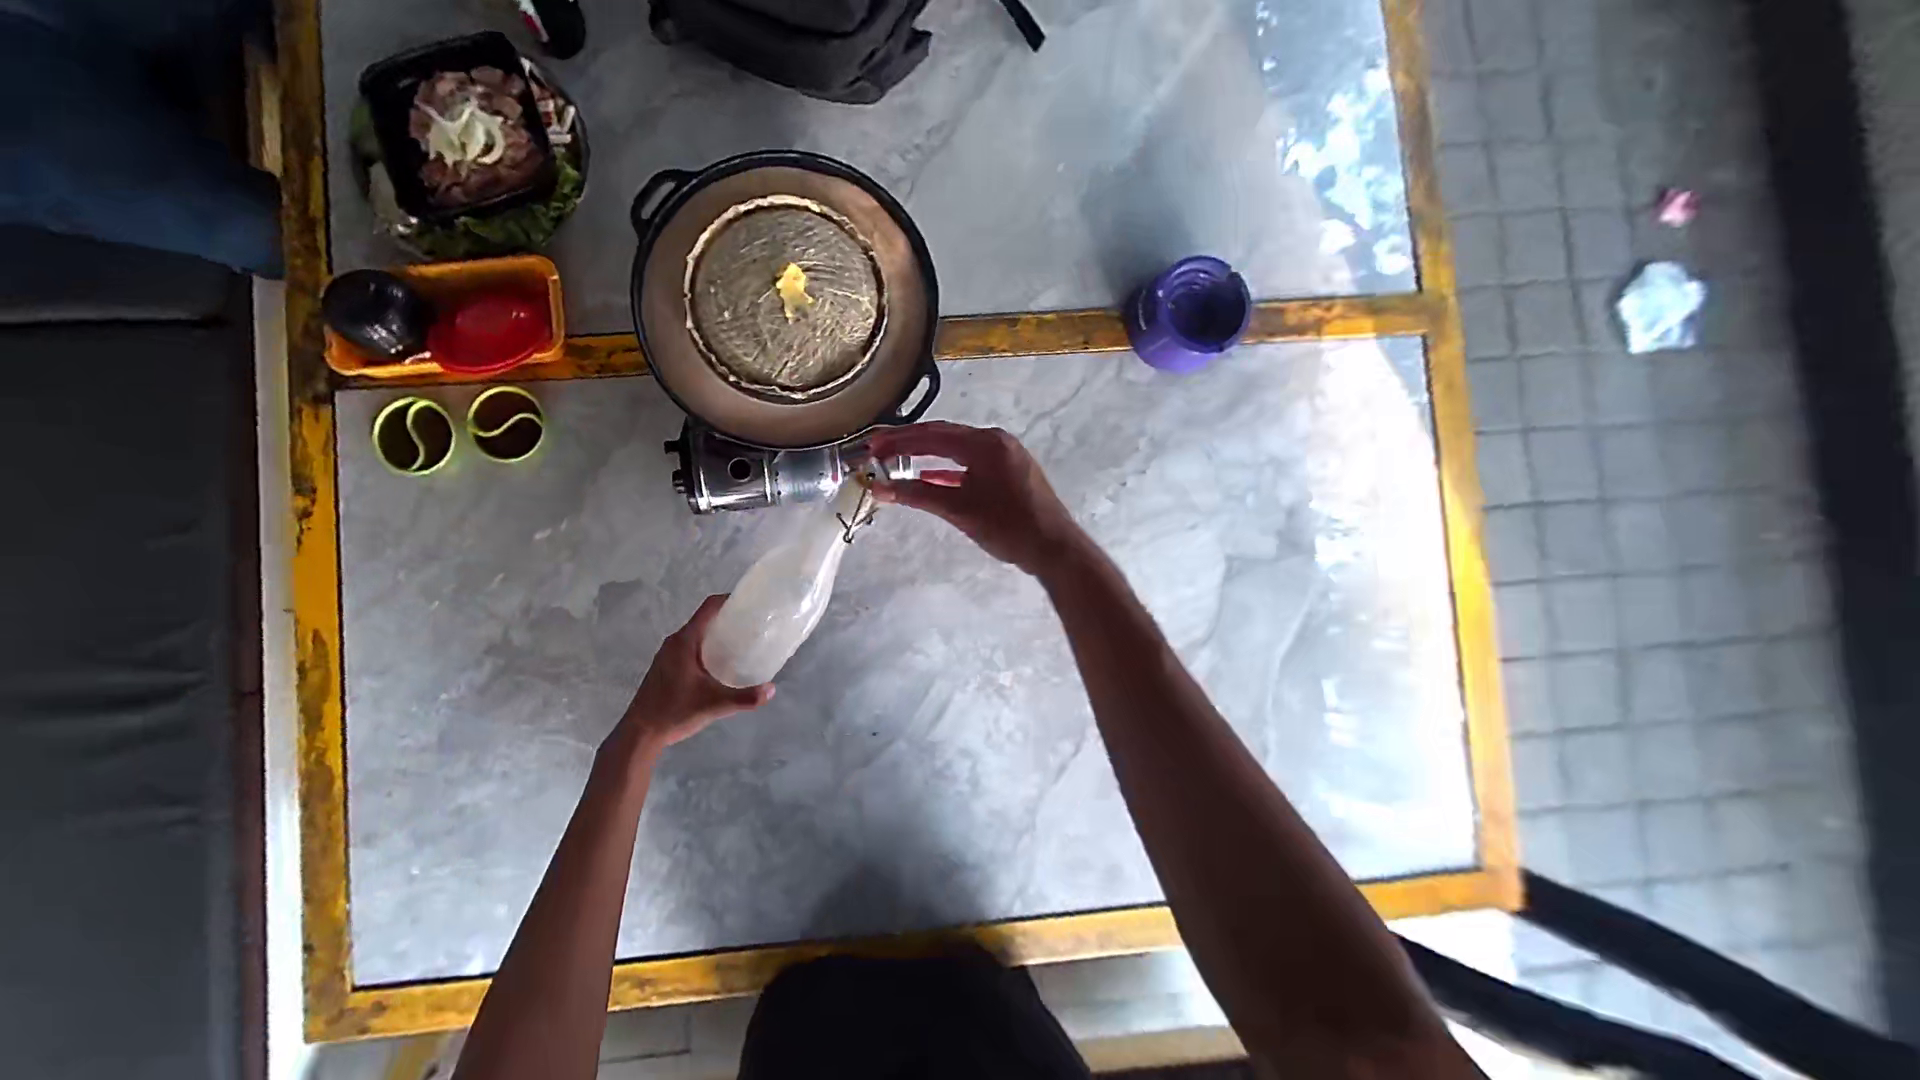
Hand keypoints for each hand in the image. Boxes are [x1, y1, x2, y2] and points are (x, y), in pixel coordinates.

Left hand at [610, 595, 772, 760]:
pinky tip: (721, 665)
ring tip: (743, 644)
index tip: (751, 604)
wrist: (640, 734)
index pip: (709, 608)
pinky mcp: (666, 667)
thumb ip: (745, 698)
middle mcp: (675, 642)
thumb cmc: (675, 711)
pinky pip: (691, 647)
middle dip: (729, 619)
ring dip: (718, 635)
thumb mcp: (714, 704)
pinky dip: (708, 647)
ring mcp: (668, 655)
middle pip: (705, 619)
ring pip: (697, 634)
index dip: (730, 600)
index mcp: (685, 641)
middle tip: (754, 627)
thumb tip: (772, 689)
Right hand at [866, 421, 1091, 576]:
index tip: (870, 447)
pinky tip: (930, 477)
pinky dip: (948, 469)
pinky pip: (971, 462)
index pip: (932, 435)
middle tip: (877, 451)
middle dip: (908, 443)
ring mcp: (1006, 454)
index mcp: (985, 443)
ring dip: (927, 454)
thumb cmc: (1009, 527)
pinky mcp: (1010, 471)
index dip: (898, 441)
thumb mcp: (959, 510)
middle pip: (944, 436)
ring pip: (957, 449)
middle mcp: (996, 440)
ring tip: (897, 461)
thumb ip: (918, 495)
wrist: (1055, 548)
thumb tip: (880, 489)